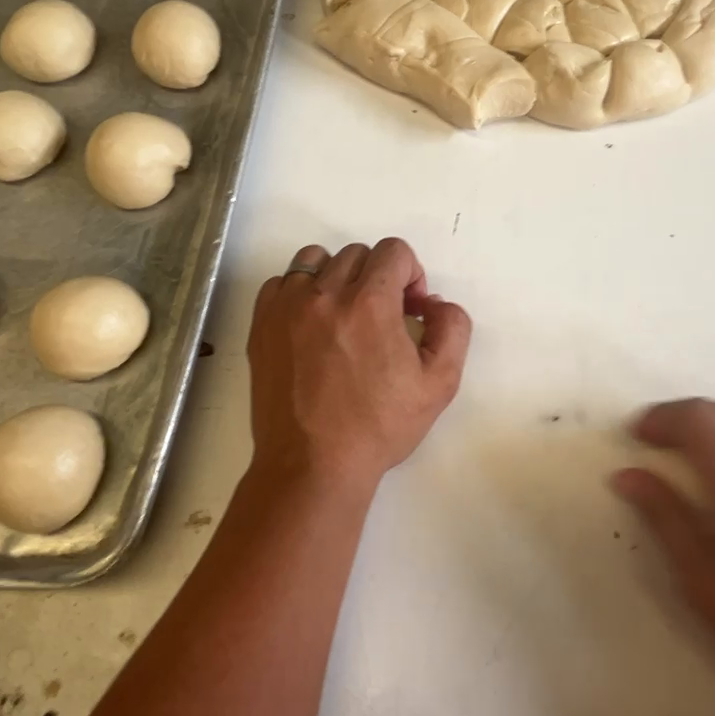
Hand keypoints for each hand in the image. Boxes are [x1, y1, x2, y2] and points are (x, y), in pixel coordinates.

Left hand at [248, 238, 471, 488]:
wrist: (312, 464)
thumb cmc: (378, 427)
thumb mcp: (439, 383)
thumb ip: (452, 329)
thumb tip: (435, 302)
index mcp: (370, 303)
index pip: (394, 251)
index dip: (411, 274)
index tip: (410, 309)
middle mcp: (325, 295)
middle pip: (358, 254)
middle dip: (378, 277)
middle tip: (384, 318)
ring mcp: (287, 308)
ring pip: (316, 260)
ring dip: (337, 277)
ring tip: (344, 315)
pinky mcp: (262, 325)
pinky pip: (281, 284)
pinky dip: (299, 293)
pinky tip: (312, 325)